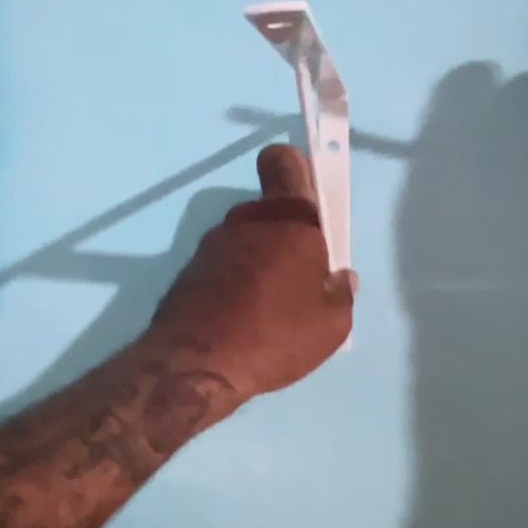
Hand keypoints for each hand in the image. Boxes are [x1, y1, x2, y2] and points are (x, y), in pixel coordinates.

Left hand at [143, 145, 354, 396]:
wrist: (195, 366)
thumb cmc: (274, 335)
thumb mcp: (331, 323)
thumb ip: (339, 291)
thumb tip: (336, 277)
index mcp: (288, 217)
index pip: (286, 161)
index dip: (297, 171)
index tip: (308, 203)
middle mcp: (245, 220)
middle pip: (270, 211)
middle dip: (285, 236)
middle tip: (300, 279)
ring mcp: (210, 245)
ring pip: (245, 242)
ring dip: (259, 264)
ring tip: (270, 310)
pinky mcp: (188, 272)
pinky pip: (223, 268)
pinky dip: (234, 285)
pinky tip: (242, 322)